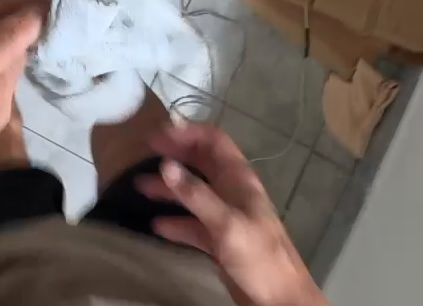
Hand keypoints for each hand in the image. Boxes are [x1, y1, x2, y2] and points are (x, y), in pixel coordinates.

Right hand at [138, 124, 326, 305]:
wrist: (281, 302)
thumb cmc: (259, 256)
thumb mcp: (226, 223)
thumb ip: (195, 194)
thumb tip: (165, 164)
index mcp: (239, 179)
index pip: (213, 141)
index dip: (188, 132)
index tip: (159, 134)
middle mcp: (232, 192)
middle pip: (202, 163)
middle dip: (175, 155)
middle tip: (146, 151)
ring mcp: (226, 216)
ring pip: (194, 193)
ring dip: (170, 188)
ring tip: (141, 187)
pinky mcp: (221, 241)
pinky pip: (194, 224)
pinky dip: (176, 222)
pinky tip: (158, 226)